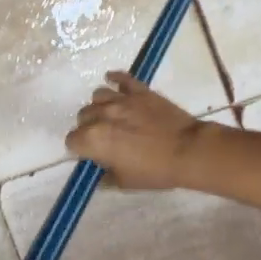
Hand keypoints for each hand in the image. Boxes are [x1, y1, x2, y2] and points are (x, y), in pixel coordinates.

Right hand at [65, 72, 204, 189]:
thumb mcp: (124, 182)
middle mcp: (102, 115)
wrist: (188, 150)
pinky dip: (115, 79)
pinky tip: (113, 82)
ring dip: (100, 106)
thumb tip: (99, 168)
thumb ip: (105, 174)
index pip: (72, 141)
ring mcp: (122, 99)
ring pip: (98, 95)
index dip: (80, 148)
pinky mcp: (140, 90)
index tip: (91, 153)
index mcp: (94, 139)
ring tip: (110, 114)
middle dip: (88, 127)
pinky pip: (122, 78)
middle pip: (83, 116)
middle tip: (103, 136)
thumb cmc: (155, 170)